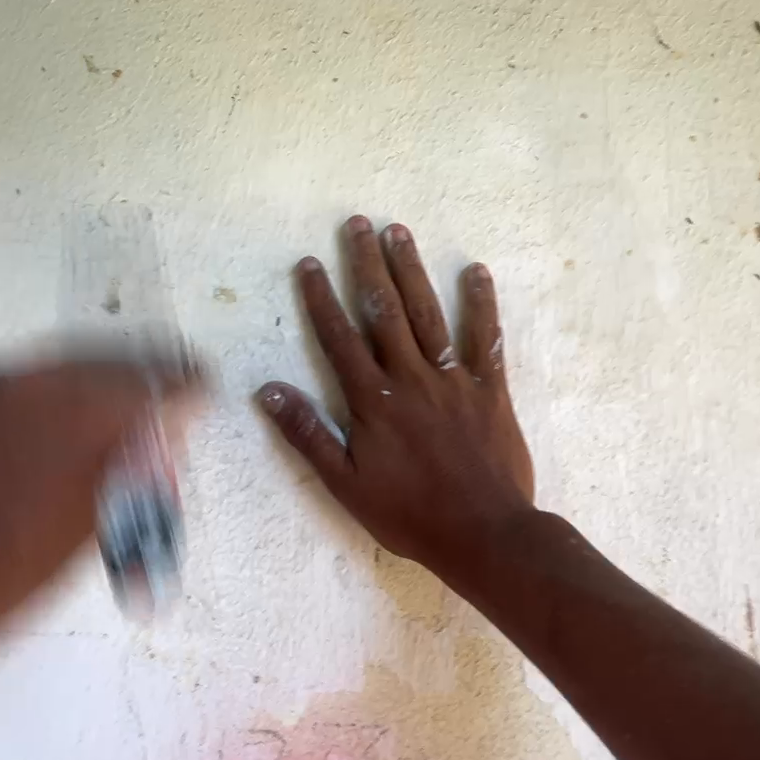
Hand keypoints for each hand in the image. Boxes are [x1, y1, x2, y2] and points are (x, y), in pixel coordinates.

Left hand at [0, 357, 200, 645]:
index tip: (202, 385)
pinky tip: (66, 408)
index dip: (183, 384)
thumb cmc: (0, 578)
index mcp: (75, 414)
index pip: (150, 381)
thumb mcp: (89, 529)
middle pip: (110, 358)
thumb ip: (135, 466)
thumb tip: (170, 426)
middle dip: (146, 370)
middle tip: (173, 381)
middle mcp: (35, 380)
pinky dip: (59, 385)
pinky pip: (27, 374)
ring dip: (102, 374)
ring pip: (67, 360)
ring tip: (125, 393)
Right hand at [259, 216, 535, 574]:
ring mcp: (454, 379)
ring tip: (398, 232)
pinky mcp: (491, 388)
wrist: (484, 536)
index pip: (338, 337)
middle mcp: (410, 376)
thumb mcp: (344, 483)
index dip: (320, 297)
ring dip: (411, 270)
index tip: (308, 263)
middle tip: (357, 224)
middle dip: (366, 264)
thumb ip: (307, 433)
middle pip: (384, 310)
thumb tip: (268, 390)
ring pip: (428, 313)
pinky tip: (475, 271)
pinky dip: (482, 304)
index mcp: (373, 399)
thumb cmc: (408, 513)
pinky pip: (487, 339)